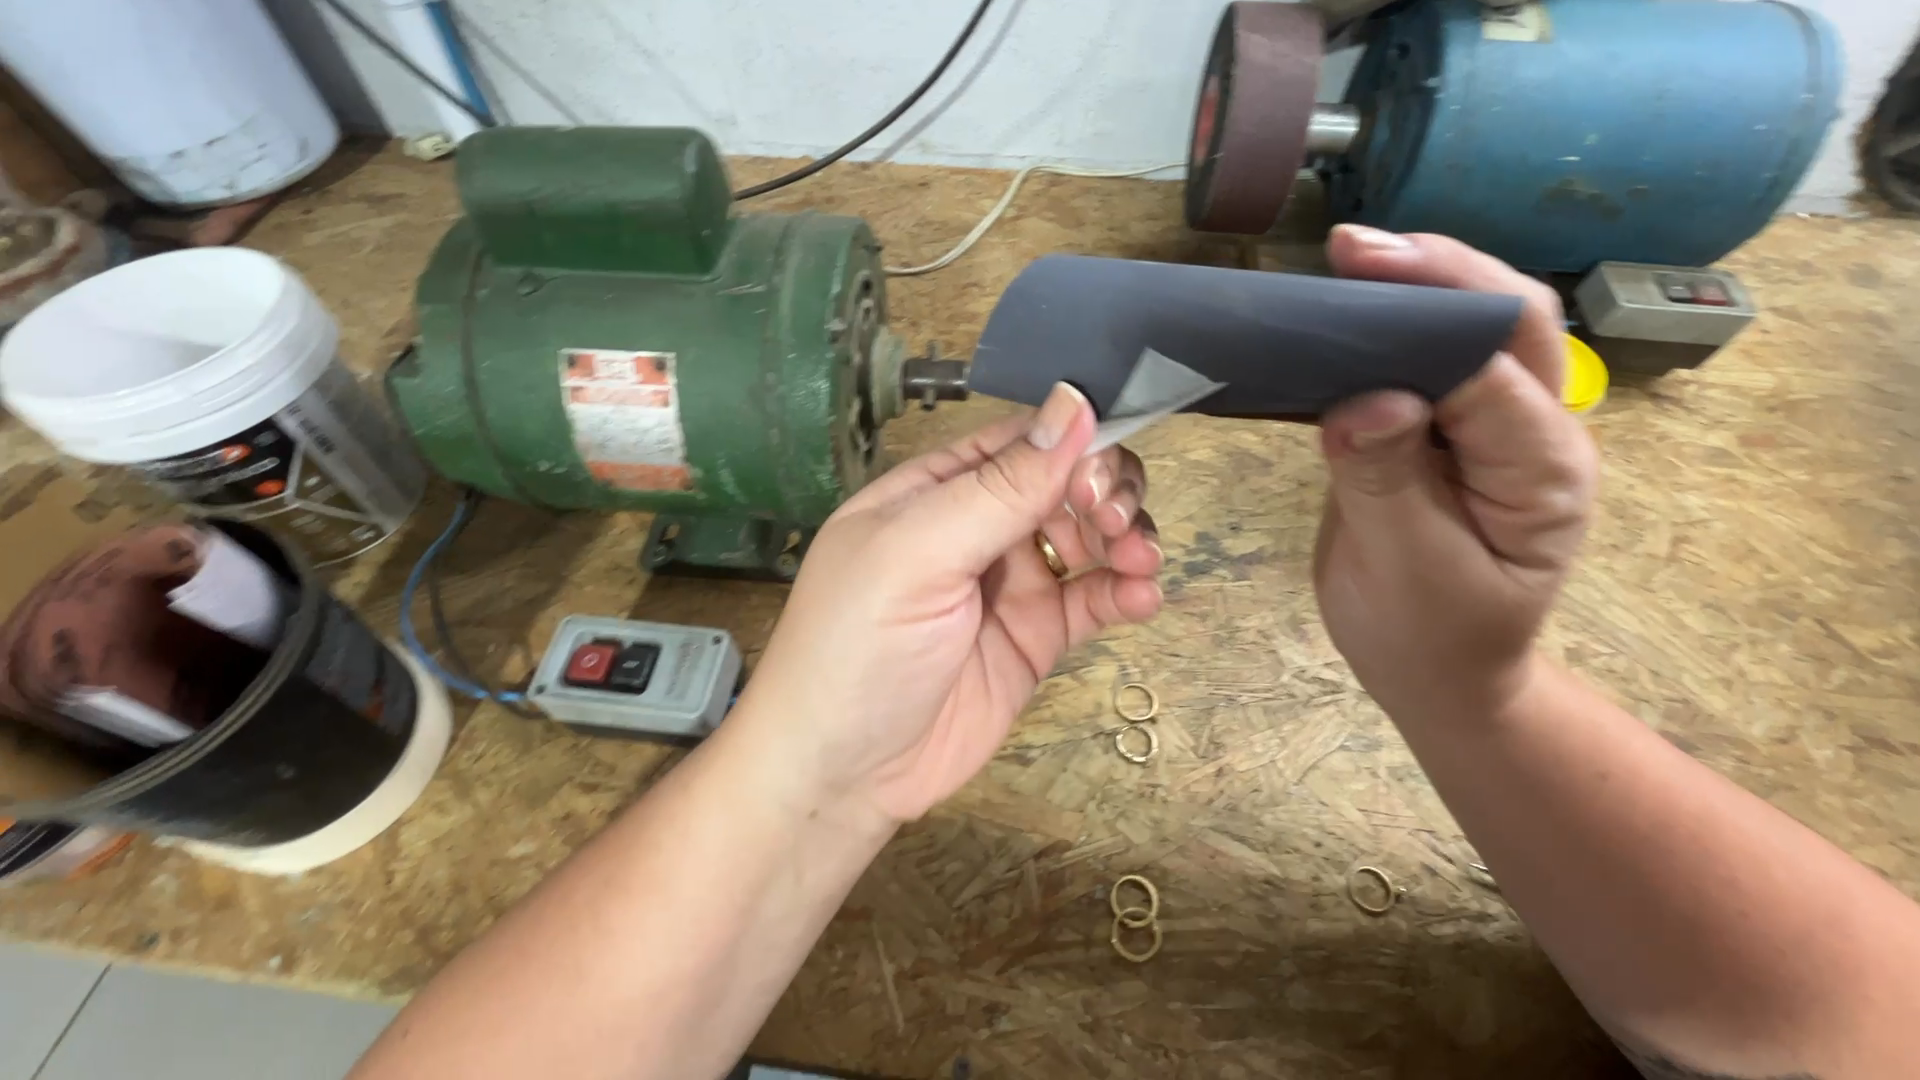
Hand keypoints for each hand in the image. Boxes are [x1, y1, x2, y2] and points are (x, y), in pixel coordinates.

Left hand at [736, 384, 1164, 822]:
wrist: (842, 773)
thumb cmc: (858, 647)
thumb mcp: (918, 555)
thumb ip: (998, 486)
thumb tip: (1074, 403)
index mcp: (937, 490)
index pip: (1021, 441)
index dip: (1071, 445)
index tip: (1097, 477)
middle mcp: (977, 528)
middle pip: (1065, 484)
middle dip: (1104, 491)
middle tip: (1113, 524)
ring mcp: (1010, 584)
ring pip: (1089, 538)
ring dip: (1125, 538)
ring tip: (1137, 563)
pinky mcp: (1036, 638)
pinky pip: (1093, 600)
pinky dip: (1125, 592)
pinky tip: (1141, 598)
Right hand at [1313, 225, 1599, 723]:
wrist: (1435, 674)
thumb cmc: (1430, 638)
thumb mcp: (1410, 572)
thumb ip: (1389, 484)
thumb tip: (1363, 399)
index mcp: (1541, 469)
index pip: (1495, 372)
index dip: (1429, 325)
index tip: (1353, 294)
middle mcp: (1527, 433)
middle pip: (1505, 323)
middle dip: (1436, 273)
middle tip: (1349, 247)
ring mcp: (1483, 430)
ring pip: (1465, 333)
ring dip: (1411, 288)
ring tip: (1343, 261)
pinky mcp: (1436, 434)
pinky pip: (1419, 366)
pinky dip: (1381, 332)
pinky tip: (1339, 314)